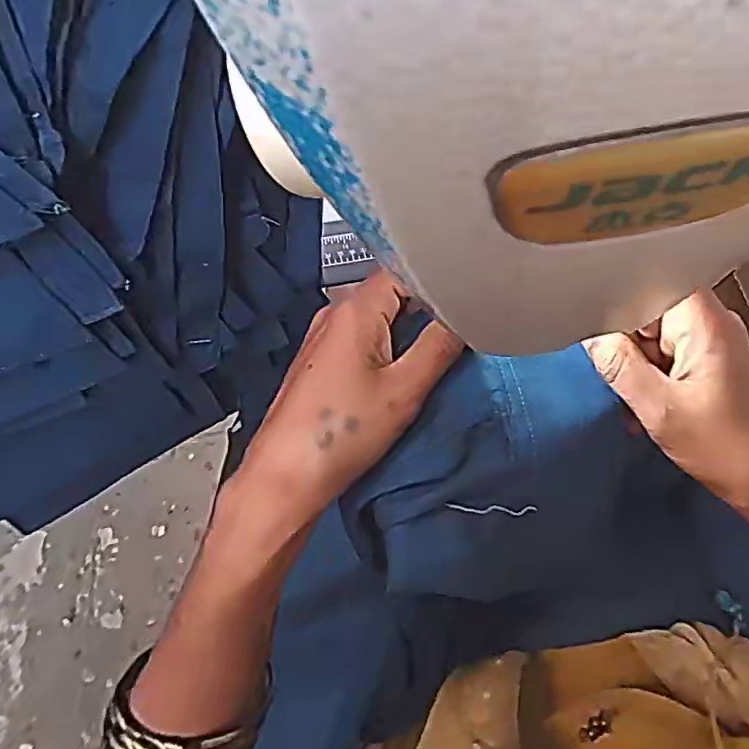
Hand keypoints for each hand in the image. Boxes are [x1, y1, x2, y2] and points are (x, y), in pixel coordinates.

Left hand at [231, 268, 465, 531]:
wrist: (284, 479)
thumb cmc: (340, 433)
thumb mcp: (405, 389)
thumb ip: (440, 345)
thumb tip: (464, 315)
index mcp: (353, 310)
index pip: (404, 270)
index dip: (437, 281)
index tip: (465, 302)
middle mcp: (333, 315)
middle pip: (391, 293)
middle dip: (426, 311)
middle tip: (456, 335)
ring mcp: (323, 339)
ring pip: (378, 319)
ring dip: (406, 334)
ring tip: (430, 360)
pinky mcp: (320, 364)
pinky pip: (362, 341)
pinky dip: (386, 351)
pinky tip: (398, 378)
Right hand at [584, 288, 748, 513]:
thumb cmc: (728, 449)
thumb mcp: (658, 408)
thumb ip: (619, 364)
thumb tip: (593, 337)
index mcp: (706, 321)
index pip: (649, 282)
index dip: (619, 305)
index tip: (603, 333)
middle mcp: (715, 322)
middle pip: (650, 309)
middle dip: (628, 342)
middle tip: (628, 379)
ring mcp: (716, 341)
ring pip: (657, 335)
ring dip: (640, 365)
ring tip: (647, 401)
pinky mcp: (714, 362)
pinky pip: (671, 354)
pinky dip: (655, 376)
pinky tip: (656, 405)